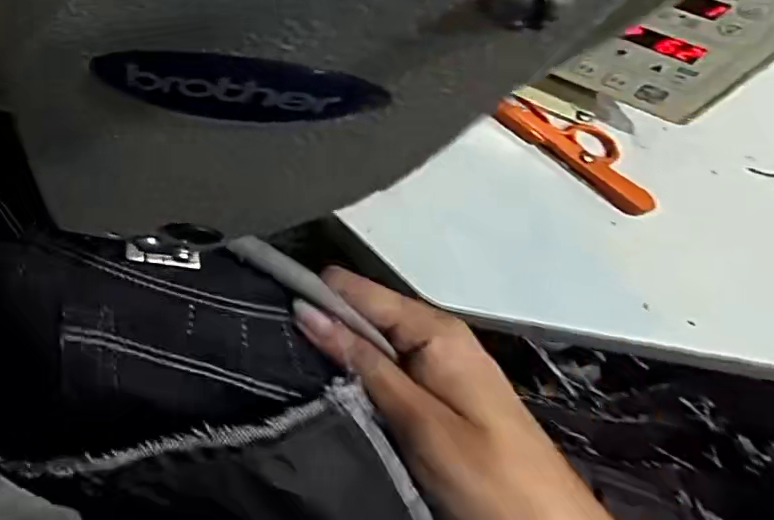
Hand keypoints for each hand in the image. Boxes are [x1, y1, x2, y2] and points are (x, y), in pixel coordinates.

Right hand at [294, 267, 609, 519]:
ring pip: (371, 342)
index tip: (275, 309)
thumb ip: (363, 363)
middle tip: (290, 354)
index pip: (355, 288)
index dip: (315, 296)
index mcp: (434, 329)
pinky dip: (363, 378)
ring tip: (310, 376)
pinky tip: (347, 396)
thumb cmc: (498, 485)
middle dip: (327, 327)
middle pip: (361, 312)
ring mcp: (438, 364)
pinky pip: (387, 368)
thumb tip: (308, 312)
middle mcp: (435, 336)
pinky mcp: (438, 393)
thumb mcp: (420, 422)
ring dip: (343, 356)